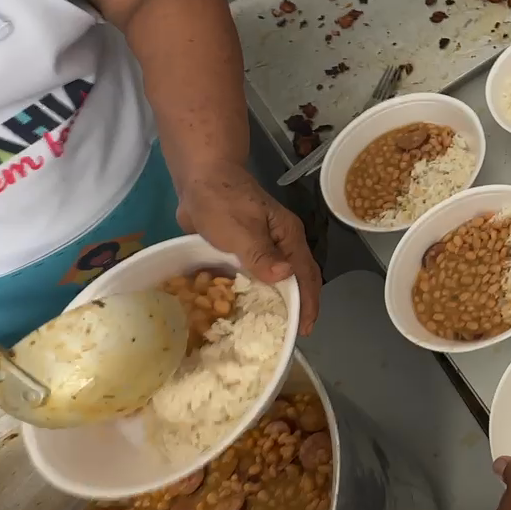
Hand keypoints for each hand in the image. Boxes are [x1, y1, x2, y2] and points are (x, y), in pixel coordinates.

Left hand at [175, 163, 320, 331]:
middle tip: (295, 331)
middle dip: (301, 303)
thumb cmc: (223, 202)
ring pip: (280, 275)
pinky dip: (261, 290)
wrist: (202, 179)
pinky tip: (251, 302)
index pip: (305, 273)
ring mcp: (266, 243)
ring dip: (282, 298)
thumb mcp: (241, 230)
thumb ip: (262, 254)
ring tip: (278, 322)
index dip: (308, 301)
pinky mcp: (247, 246)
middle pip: (300, 276)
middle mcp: (283, 241)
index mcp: (288, 236)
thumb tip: (286, 277)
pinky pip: (259, 272)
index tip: (306, 328)